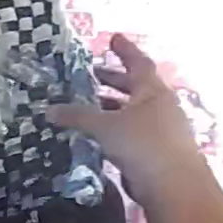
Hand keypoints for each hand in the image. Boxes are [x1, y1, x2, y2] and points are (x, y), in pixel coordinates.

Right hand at [45, 35, 210, 206]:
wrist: (173, 185)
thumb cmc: (142, 145)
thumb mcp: (104, 126)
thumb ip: (76, 116)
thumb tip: (49, 109)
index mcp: (153, 93)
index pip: (138, 64)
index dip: (125, 51)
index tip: (114, 38)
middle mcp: (160, 106)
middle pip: (135, 86)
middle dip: (113, 79)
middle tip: (92, 73)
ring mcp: (160, 127)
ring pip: (132, 108)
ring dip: (111, 103)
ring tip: (88, 102)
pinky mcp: (154, 148)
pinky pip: (130, 127)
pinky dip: (113, 123)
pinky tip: (97, 130)